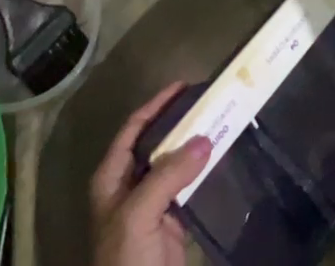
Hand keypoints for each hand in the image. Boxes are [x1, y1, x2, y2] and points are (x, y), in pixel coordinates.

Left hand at [90, 82, 210, 265]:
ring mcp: (151, 205)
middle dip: (180, 122)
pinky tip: (223, 160)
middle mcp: (130, 185)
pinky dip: (204, 174)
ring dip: (195, 147)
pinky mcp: (172, 225)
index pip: (133, 129)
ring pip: (175, 166)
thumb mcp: (139, 213)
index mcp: (111, 177)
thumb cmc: (125, 259)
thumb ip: (168, 175)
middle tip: (210, 101)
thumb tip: (203, 139)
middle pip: (156, 144)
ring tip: (222, 122)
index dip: (156, 105)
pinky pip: (188, 189)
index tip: (183, 85)